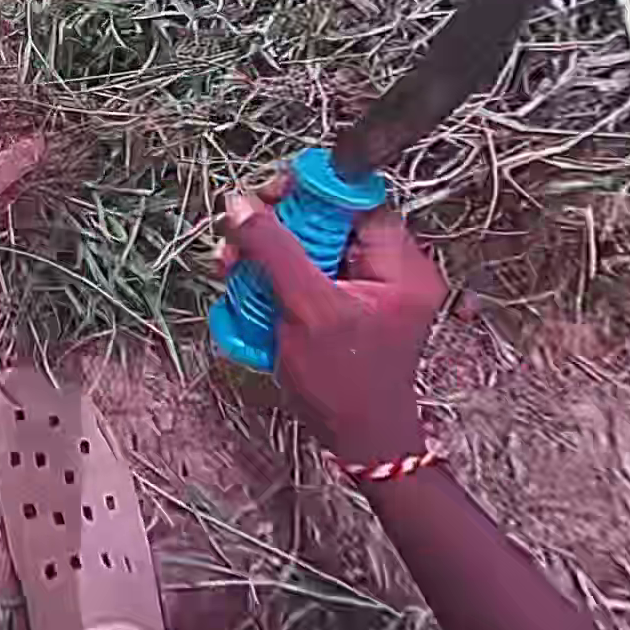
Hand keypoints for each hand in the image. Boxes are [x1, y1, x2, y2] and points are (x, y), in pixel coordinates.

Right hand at [221, 186, 446, 463]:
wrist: (354, 438)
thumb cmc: (343, 377)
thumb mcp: (307, 308)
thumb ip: (274, 250)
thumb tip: (238, 201)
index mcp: (399, 265)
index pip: (356, 202)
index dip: (311, 192)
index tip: (267, 196)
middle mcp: (381, 267)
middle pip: (321, 219)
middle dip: (273, 227)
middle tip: (238, 240)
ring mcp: (354, 284)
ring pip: (299, 242)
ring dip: (259, 250)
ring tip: (230, 267)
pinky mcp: (329, 298)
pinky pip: (292, 267)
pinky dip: (263, 270)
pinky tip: (240, 284)